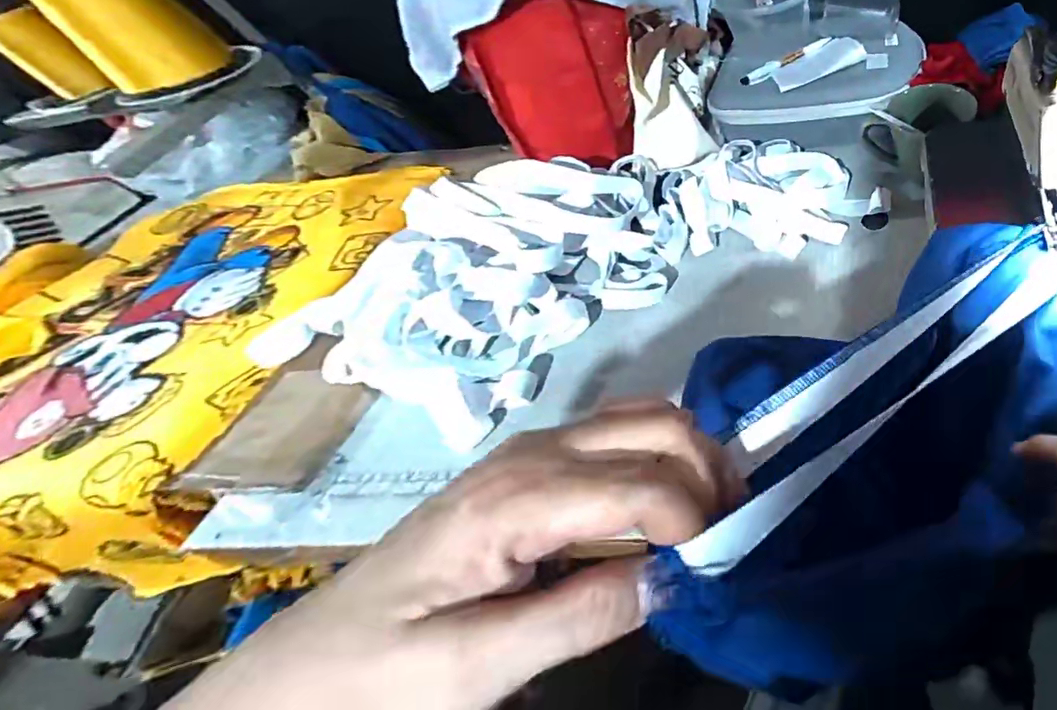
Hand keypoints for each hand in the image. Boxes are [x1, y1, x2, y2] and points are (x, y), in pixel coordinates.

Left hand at [172, 399, 743, 709]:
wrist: (286, 677)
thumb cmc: (368, 680)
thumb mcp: (465, 675)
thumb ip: (578, 620)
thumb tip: (676, 576)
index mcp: (516, 497)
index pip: (641, 483)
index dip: (692, 518)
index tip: (715, 564)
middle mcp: (537, 450)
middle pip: (658, 427)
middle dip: (708, 470)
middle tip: (730, 528)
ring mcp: (537, 447)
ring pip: (649, 416)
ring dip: (694, 453)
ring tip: (713, 510)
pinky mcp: (537, 459)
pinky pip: (625, 428)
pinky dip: (665, 448)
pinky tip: (670, 491)